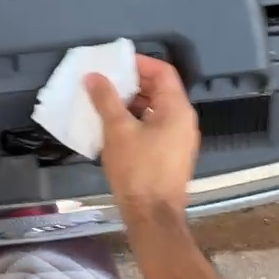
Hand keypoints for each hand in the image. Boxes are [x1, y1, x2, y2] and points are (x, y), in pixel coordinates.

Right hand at [85, 56, 200, 223]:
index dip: (139, 62)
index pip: (163, 72)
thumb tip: (94, 76)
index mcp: (177, 110)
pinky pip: (154, 126)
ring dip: (131, 101)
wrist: (152, 216)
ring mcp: (178, 140)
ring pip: (155, 108)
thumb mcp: (117, 130)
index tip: (114, 62)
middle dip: (132, 82)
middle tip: (105, 79)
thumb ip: (106, 99)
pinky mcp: (169, 155)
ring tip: (104, 100)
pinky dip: (135, 119)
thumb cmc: (137, 169)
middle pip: (160, 89)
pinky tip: (113, 125)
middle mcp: (183, 121)